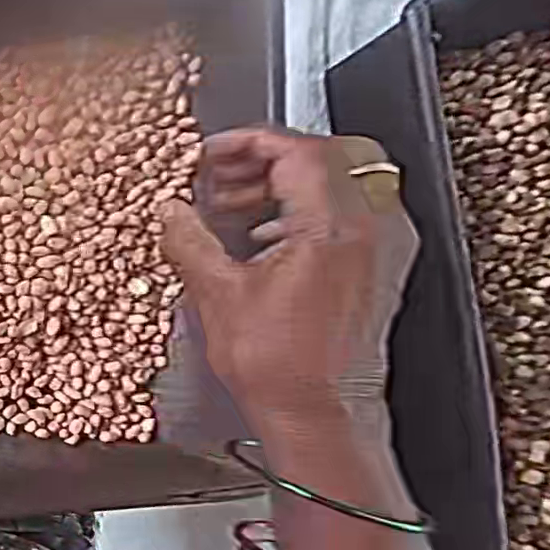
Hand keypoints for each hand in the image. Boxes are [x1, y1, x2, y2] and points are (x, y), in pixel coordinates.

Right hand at [160, 127, 418, 441]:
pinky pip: (344, 211)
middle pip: (329, 157)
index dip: (250, 142)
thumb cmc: (272, 358)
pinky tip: (257, 235)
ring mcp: (381, 245)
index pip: (301, 153)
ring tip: (228, 205)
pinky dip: (298, 207)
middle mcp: (372, 227)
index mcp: (335, 228)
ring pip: (339, 181)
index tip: (208, 151)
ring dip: (280, 183)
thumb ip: (191, 241)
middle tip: (215, 175)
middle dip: (266, 158)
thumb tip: (168, 209)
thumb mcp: (216, 293)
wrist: (317, 406)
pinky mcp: (375, 264)